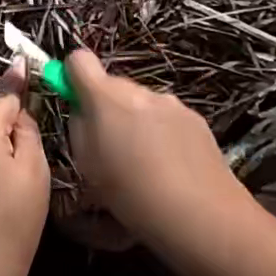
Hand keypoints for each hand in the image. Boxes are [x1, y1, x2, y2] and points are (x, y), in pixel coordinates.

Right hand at [64, 50, 256, 247]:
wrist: (203, 215)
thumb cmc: (133, 195)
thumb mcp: (87, 165)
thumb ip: (79, 126)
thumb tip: (82, 110)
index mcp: (105, 98)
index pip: (79, 60)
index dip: (72, 76)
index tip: (74, 101)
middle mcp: (139, 91)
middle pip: (112, 84)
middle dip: (106, 106)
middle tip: (109, 145)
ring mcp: (171, 102)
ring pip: (140, 102)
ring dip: (134, 120)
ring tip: (142, 160)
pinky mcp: (195, 118)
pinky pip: (165, 116)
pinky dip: (160, 131)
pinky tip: (168, 165)